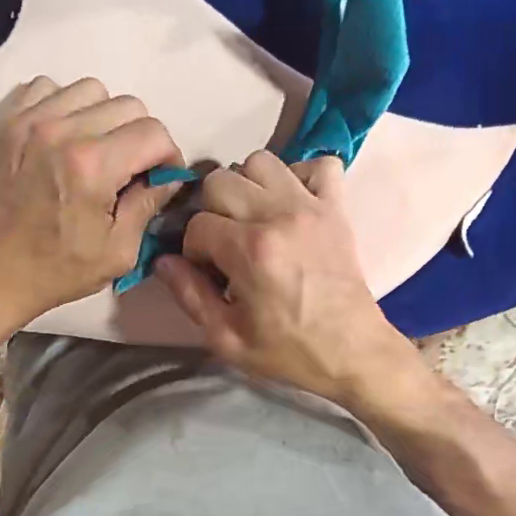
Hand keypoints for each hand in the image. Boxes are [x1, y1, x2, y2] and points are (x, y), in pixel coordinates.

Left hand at [0, 77, 182, 331]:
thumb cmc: (56, 270)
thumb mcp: (117, 252)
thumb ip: (147, 205)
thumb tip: (168, 176)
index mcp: (92, 166)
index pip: (153, 132)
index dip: (167, 156)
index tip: (159, 177)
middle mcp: (61, 131)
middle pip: (127, 105)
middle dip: (139, 137)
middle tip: (128, 168)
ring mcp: (29, 121)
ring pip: (90, 90)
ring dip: (102, 117)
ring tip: (94, 149)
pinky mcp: (6, 123)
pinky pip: (47, 87)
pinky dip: (62, 105)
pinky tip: (61, 136)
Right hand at [155, 151, 410, 401]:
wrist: (352, 353)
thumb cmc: (287, 351)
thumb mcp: (225, 337)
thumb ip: (189, 294)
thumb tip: (162, 261)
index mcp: (250, 250)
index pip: (196, 224)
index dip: (192, 250)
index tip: (208, 272)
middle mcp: (279, 216)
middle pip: (220, 180)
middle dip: (210, 210)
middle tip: (223, 242)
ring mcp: (312, 206)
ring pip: (261, 162)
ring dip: (247, 186)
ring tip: (251, 218)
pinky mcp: (337, 207)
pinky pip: (318, 164)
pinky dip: (299, 175)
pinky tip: (290, 203)